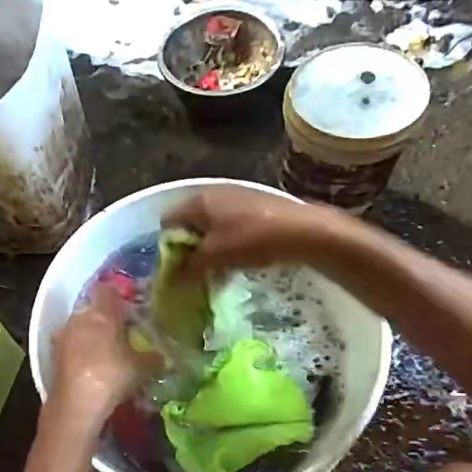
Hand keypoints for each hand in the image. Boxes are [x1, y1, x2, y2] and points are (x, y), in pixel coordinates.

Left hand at [52, 284, 156, 412]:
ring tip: (104, 355)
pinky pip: (70, 345)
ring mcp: (63, 335)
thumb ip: (154, 358)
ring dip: (90, 337)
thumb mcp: (141, 368)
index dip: (117, 296)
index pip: (108, 290)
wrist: (76, 403)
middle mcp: (79, 318)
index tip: (127, 308)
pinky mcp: (53, 354)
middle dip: (105, 321)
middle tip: (120, 337)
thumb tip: (164, 357)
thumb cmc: (112, 375)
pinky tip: (88, 368)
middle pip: (93, 310)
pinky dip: (78, 352)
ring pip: (79, 327)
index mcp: (102, 314)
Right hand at [163, 187, 353, 278]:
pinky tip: (238, 260)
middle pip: (188, 223)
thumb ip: (188, 267)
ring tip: (217, 270)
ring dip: (209, 247)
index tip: (175, 269)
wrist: (304, 230)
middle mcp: (212, 193)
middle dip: (189, 248)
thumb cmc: (252, 240)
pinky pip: (229, 225)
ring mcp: (235, 196)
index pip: (167, 223)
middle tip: (195, 272)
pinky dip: (227, 242)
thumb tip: (173, 279)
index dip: (166, 247)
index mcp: (197, 201)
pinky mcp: (254, 204)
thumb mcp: (214, 257)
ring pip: (210, 225)